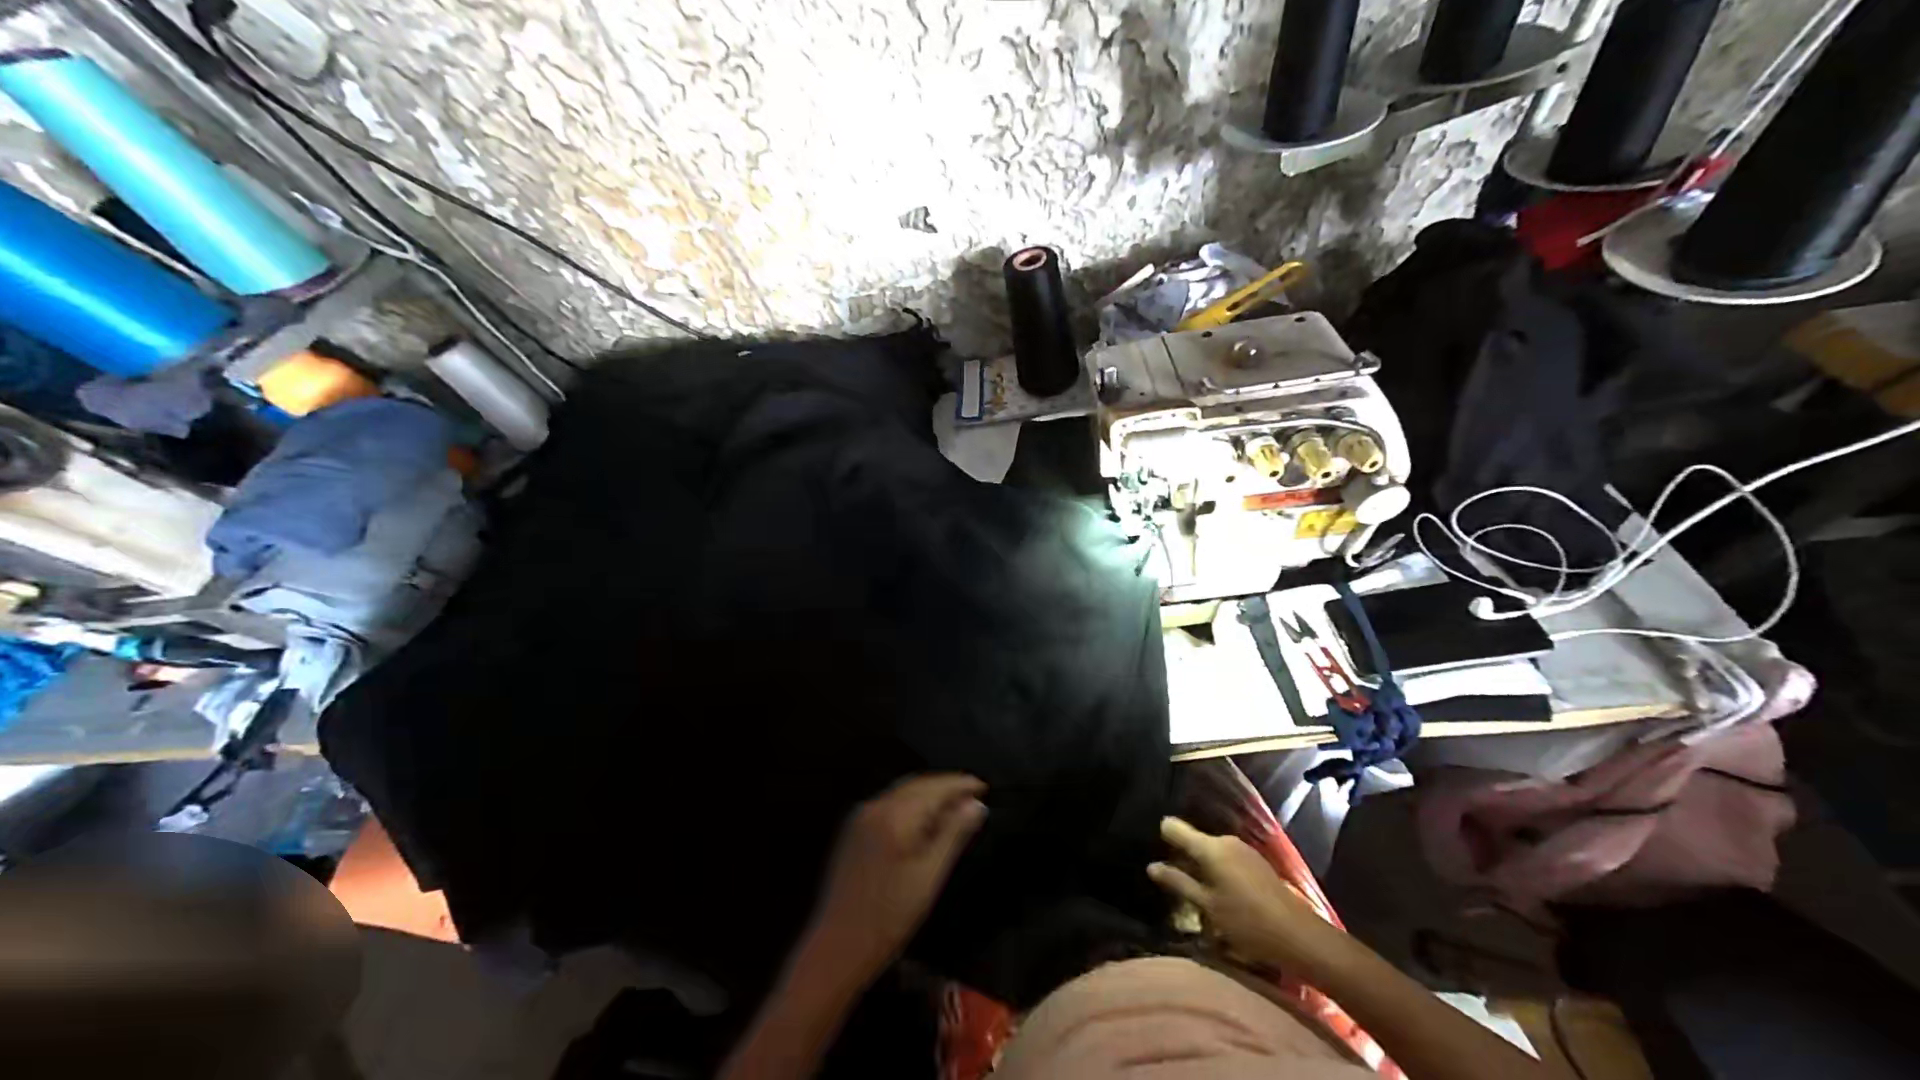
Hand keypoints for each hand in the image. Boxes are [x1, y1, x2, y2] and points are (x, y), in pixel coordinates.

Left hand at [807, 774, 987, 978]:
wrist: (839, 946)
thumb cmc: (890, 917)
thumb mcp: (930, 875)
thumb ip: (954, 834)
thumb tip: (975, 805)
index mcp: (894, 816)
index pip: (934, 786)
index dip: (961, 784)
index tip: (983, 788)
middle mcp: (874, 807)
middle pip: (917, 784)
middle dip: (946, 787)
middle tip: (973, 797)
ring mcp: (860, 818)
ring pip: (902, 793)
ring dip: (929, 795)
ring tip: (955, 809)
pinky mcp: (854, 831)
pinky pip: (889, 805)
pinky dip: (911, 806)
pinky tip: (925, 822)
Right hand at [1147, 817, 1352, 978]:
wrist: (1299, 936)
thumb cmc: (1247, 922)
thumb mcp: (1207, 906)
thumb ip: (1178, 883)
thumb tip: (1152, 866)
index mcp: (1210, 847)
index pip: (1173, 827)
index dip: (1161, 835)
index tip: (1150, 849)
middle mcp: (1225, 840)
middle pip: (1193, 840)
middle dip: (1180, 855)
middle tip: (1169, 876)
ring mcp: (1243, 849)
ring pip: (1210, 850)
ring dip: (1200, 865)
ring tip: (1191, 886)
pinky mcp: (1255, 861)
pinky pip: (1226, 858)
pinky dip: (1217, 869)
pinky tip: (1217, 890)